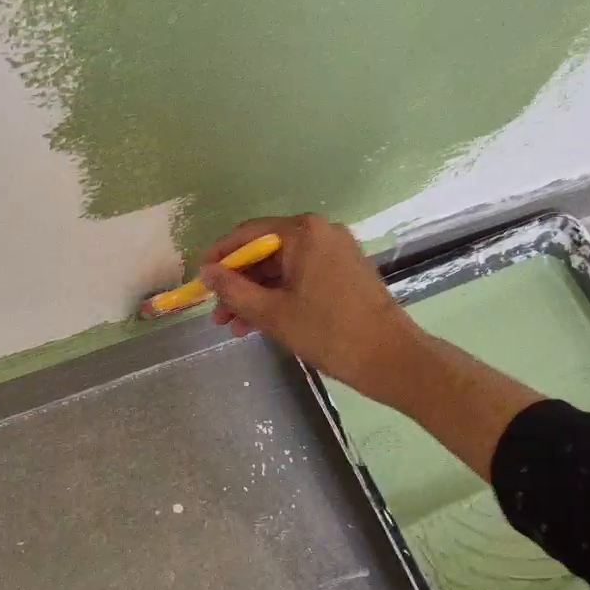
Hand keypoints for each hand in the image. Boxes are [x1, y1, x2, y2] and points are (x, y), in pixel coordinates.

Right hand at [198, 214, 423, 395]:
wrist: (388, 356)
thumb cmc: (327, 331)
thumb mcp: (272, 312)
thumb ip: (234, 290)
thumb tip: (206, 272)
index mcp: (303, 232)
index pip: (248, 235)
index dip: (220, 257)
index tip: (201, 282)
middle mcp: (321, 233)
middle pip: (266, 252)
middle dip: (238, 284)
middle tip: (218, 315)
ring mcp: (336, 252)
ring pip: (283, 269)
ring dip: (256, 296)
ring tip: (235, 328)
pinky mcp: (345, 273)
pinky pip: (301, 278)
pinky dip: (280, 298)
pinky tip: (261, 324)